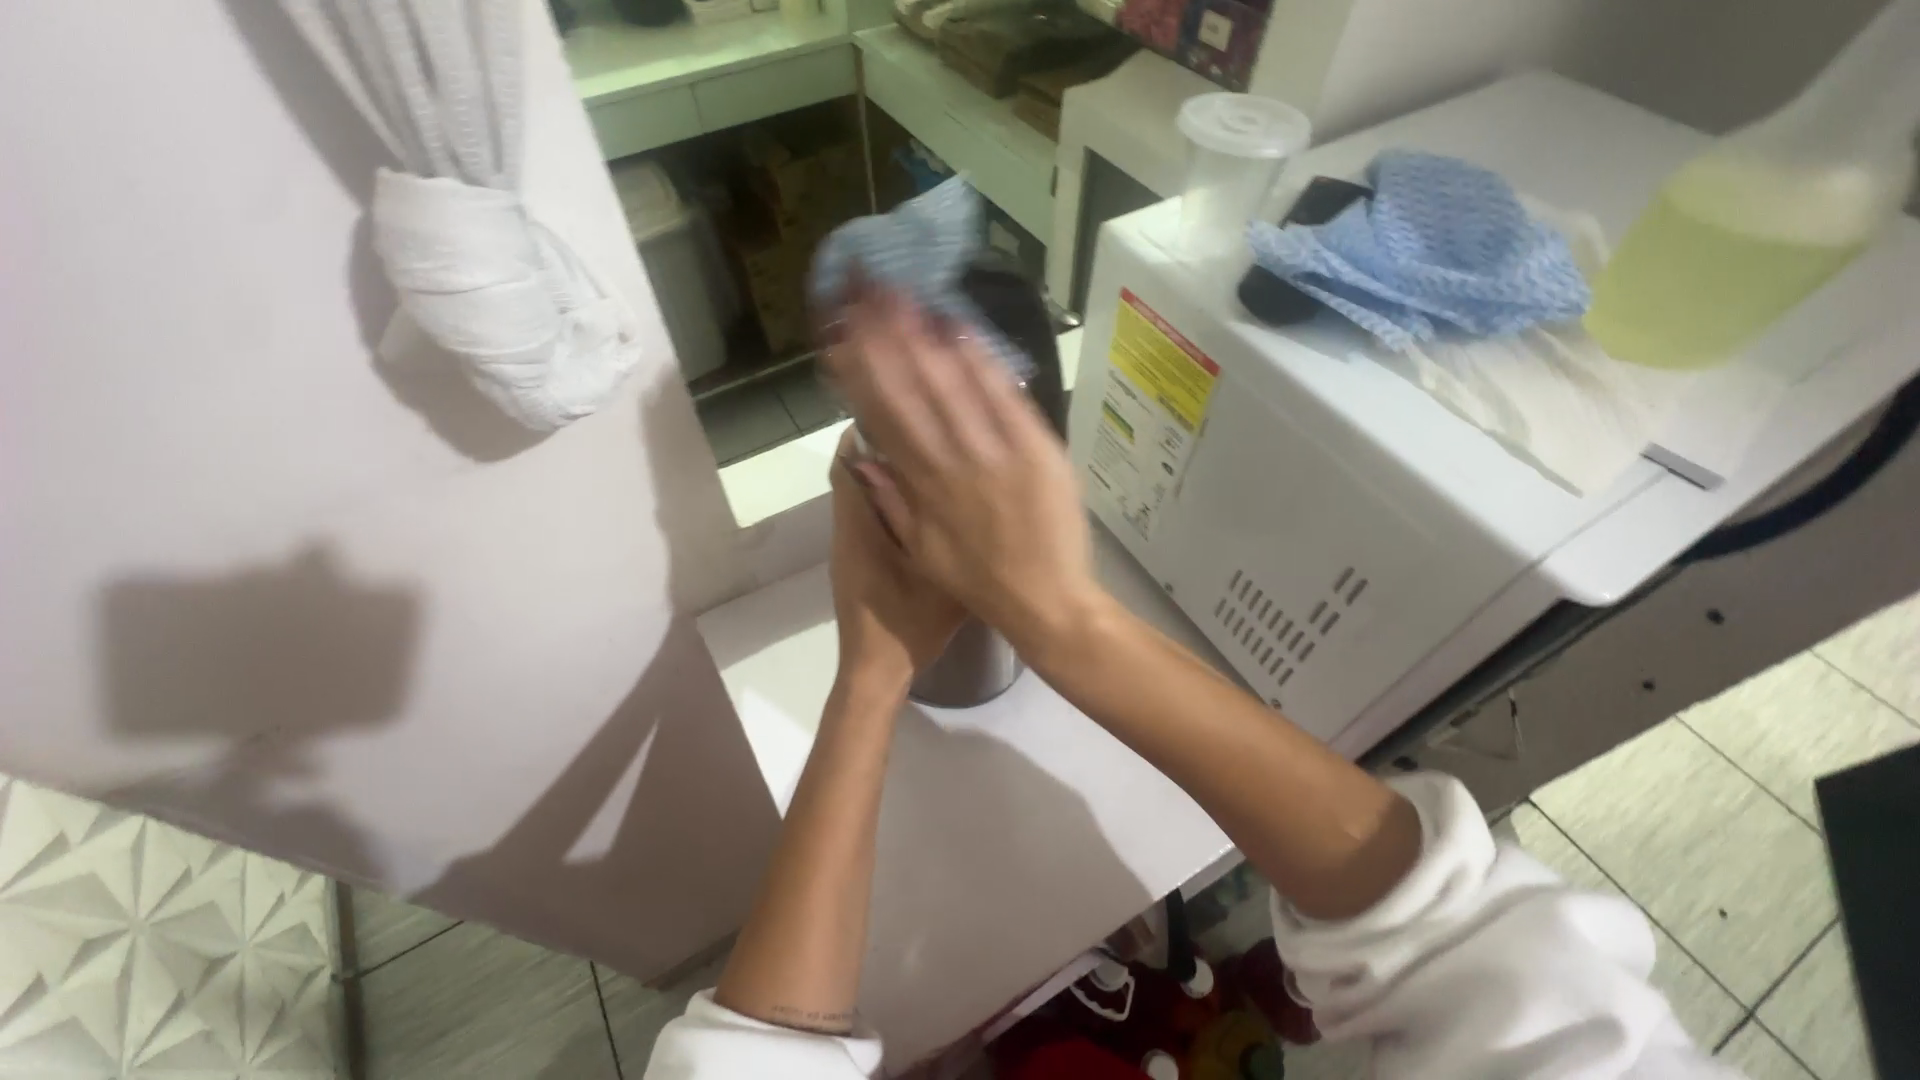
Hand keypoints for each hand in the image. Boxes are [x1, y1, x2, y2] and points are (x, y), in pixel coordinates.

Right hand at [825, 290, 1102, 654]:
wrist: (1046, 601)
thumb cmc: (981, 583)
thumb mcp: (924, 553)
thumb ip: (892, 502)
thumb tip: (863, 455)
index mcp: (923, 487)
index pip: (884, 418)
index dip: (860, 374)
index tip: (841, 337)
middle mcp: (953, 461)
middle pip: (912, 391)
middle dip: (885, 339)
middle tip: (865, 294)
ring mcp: (996, 453)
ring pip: (952, 387)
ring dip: (924, 339)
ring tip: (902, 297)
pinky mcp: (1036, 450)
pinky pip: (1004, 399)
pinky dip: (982, 363)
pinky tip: (961, 329)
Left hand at [829, 429, 965, 693]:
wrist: (877, 671)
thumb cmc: (909, 626)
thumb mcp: (940, 577)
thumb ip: (949, 534)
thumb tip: (963, 486)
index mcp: (862, 527)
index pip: (850, 463)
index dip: (868, 432)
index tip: (898, 410)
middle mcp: (848, 529)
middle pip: (852, 473)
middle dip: (877, 446)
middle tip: (918, 427)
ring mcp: (849, 547)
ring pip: (858, 495)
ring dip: (881, 472)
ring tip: (924, 456)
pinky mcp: (855, 562)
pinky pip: (865, 516)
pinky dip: (884, 499)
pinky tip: (920, 502)